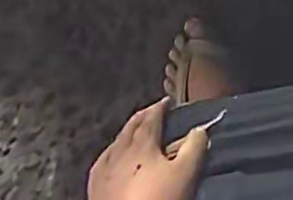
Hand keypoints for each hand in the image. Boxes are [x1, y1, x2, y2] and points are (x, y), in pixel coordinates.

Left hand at [89, 100, 209, 199]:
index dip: (160, 107)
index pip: (151, 118)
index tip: (169, 102)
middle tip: (154, 112)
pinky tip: (112, 162)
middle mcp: (118, 155)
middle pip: (130, 128)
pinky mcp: (94, 194)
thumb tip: (198, 130)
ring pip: (114, 145)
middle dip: (143, 117)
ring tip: (134, 134)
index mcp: (140, 145)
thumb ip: (194, 146)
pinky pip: (101, 165)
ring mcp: (102, 176)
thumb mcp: (185, 172)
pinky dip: (110, 155)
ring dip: (126, 135)